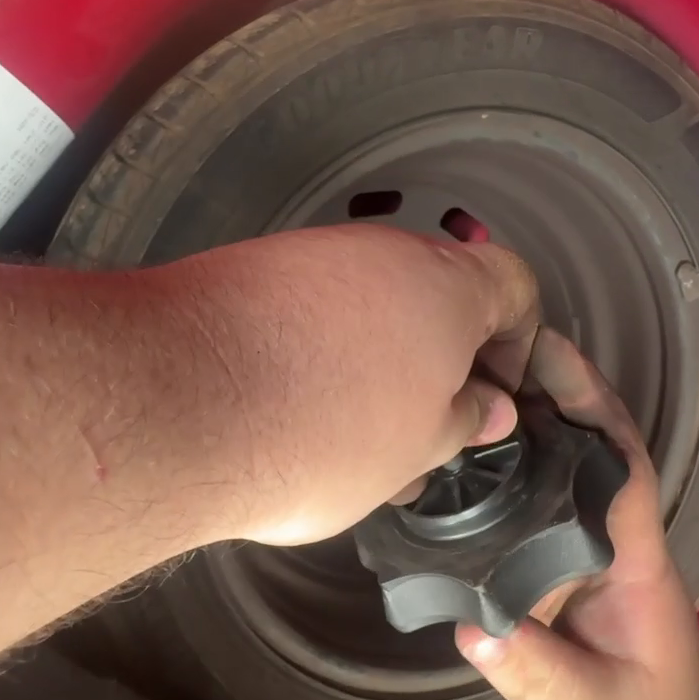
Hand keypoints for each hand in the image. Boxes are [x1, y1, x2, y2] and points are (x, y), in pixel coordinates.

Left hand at [176, 224, 537, 545]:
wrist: (178, 399)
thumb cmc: (322, 432)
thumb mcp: (416, 446)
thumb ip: (462, 420)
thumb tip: (487, 407)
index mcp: (447, 284)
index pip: (514, 286)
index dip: (520, 342)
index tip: (496, 395)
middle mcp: (383, 253)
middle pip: (437, 296)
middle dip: (442, 362)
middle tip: (426, 429)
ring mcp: (313, 257)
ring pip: (370, 311)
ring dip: (378, 367)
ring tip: (356, 438)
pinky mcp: (254, 273)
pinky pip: (312, 313)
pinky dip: (321, 356)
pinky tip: (299, 411)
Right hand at [452, 332, 698, 699]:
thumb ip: (542, 673)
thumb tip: (474, 625)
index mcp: (634, 556)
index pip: (618, 461)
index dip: (590, 401)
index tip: (548, 348)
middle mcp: (603, 541)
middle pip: (580, 448)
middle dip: (546, 391)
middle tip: (484, 344)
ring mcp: (572, 557)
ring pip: (547, 474)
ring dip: (516, 425)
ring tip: (459, 382)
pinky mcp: (543, 577)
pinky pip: (515, 513)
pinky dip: (490, 478)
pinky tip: (447, 461)